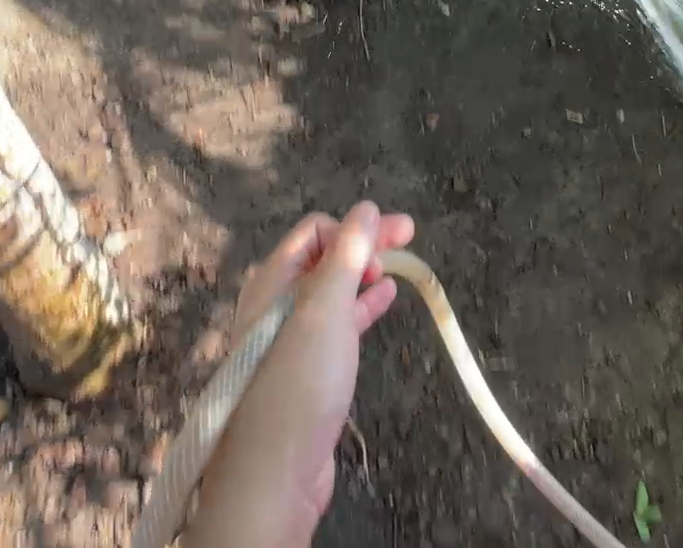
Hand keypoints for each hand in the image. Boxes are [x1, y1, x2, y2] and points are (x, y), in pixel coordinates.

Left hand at [188, 202, 415, 547]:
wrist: (274, 474)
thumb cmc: (299, 381)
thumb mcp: (325, 309)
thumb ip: (346, 256)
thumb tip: (365, 207)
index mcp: (273, 280)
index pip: (314, 231)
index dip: (352, 228)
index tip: (387, 242)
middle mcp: (278, 301)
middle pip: (327, 256)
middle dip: (366, 242)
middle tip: (409, 232)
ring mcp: (292, 335)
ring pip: (336, 287)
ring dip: (366, 270)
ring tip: (400, 265)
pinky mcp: (308, 365)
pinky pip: (340, 320)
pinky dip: (364, 303)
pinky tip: (387, 296)